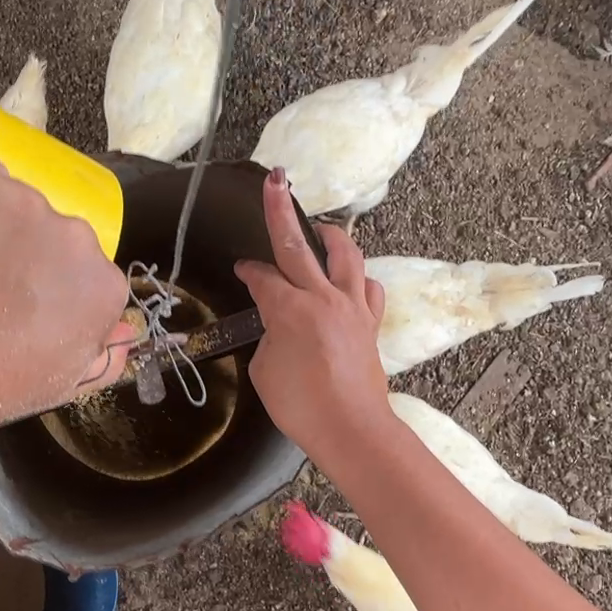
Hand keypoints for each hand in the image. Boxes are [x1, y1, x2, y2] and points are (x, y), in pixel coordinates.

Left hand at [0, 158, 130, 429]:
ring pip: (19, 209)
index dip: (54, 296)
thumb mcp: (61, 385)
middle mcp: (79, 238)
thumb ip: (105, 357)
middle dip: (32, 258)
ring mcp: (29, 203)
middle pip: (58, 239)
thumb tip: (126, 333)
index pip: (89, 280)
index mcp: (104, 288)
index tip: (24, 313)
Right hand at [234, 168, 392, 459]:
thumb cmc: (300, 405)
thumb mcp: (265, 369)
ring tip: (319, 228)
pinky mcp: (370, 322)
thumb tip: (280, 327)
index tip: (241, 270)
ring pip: (345, 255)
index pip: (262, 278)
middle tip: (274, 181)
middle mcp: (322, 297)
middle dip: (280, 211)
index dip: (248, 272)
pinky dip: (355, 276)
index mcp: (289, 309)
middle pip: (298, 245)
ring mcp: (351, 307)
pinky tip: (348, 278)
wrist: (351, 429)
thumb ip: (270, 337)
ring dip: (330, 236)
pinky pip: (366, 286)